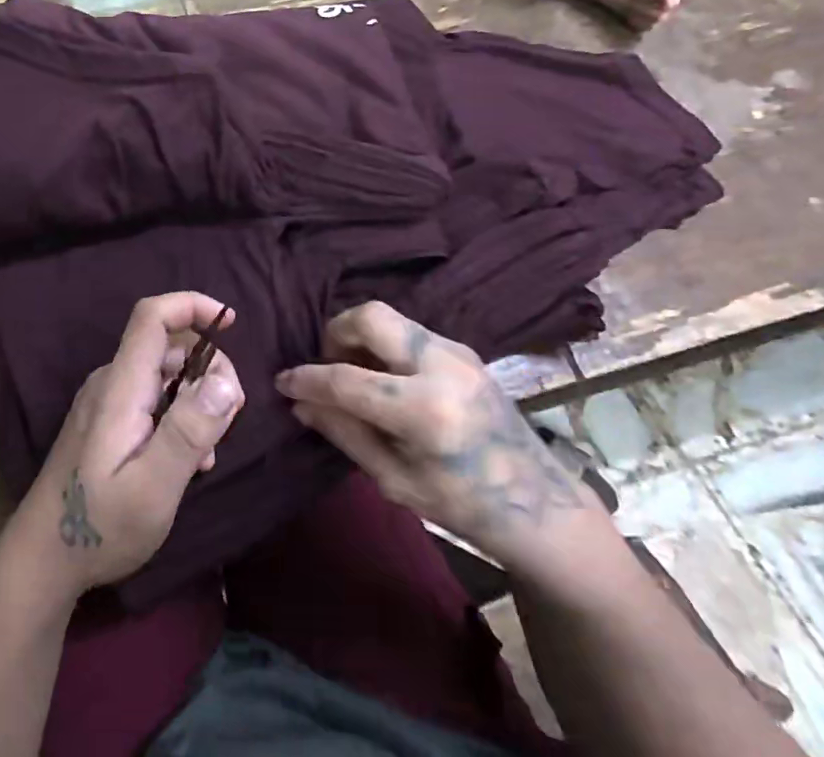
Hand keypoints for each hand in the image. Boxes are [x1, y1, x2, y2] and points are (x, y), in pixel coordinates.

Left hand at [0, 293, 246, 598]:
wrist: (45, 557)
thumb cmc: (99, 526)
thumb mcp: (154, 487)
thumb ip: (189, 431)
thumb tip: (225, 378)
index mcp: (120, 388)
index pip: (151, 317)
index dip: (191, 305)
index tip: (231, 322)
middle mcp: (110, 384)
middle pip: (167, 346)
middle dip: (209, 368)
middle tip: (229, 419)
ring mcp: (106, 403)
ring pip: (164, 375)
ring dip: (197, 399)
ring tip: (209, 451)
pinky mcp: (106, 423)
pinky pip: (153, 400)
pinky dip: (179, 416)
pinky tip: (189, 461)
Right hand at [275, 302, 600, 572]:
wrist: (542, 506)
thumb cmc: (464, 506)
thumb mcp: (394, 479)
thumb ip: (344, 433)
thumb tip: (299, 403)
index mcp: (424, 410)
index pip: (345, 379)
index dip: (305, 379)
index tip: (281, 382)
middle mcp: (442, 367)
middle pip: (370, 316)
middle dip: (334, 334)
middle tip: (326, 366)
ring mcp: (458, 353)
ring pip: (388, 317)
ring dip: (358, 337)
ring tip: (352, 374)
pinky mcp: (465, 352)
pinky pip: (408, 331)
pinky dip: (382, 344)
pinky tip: (382, 378)